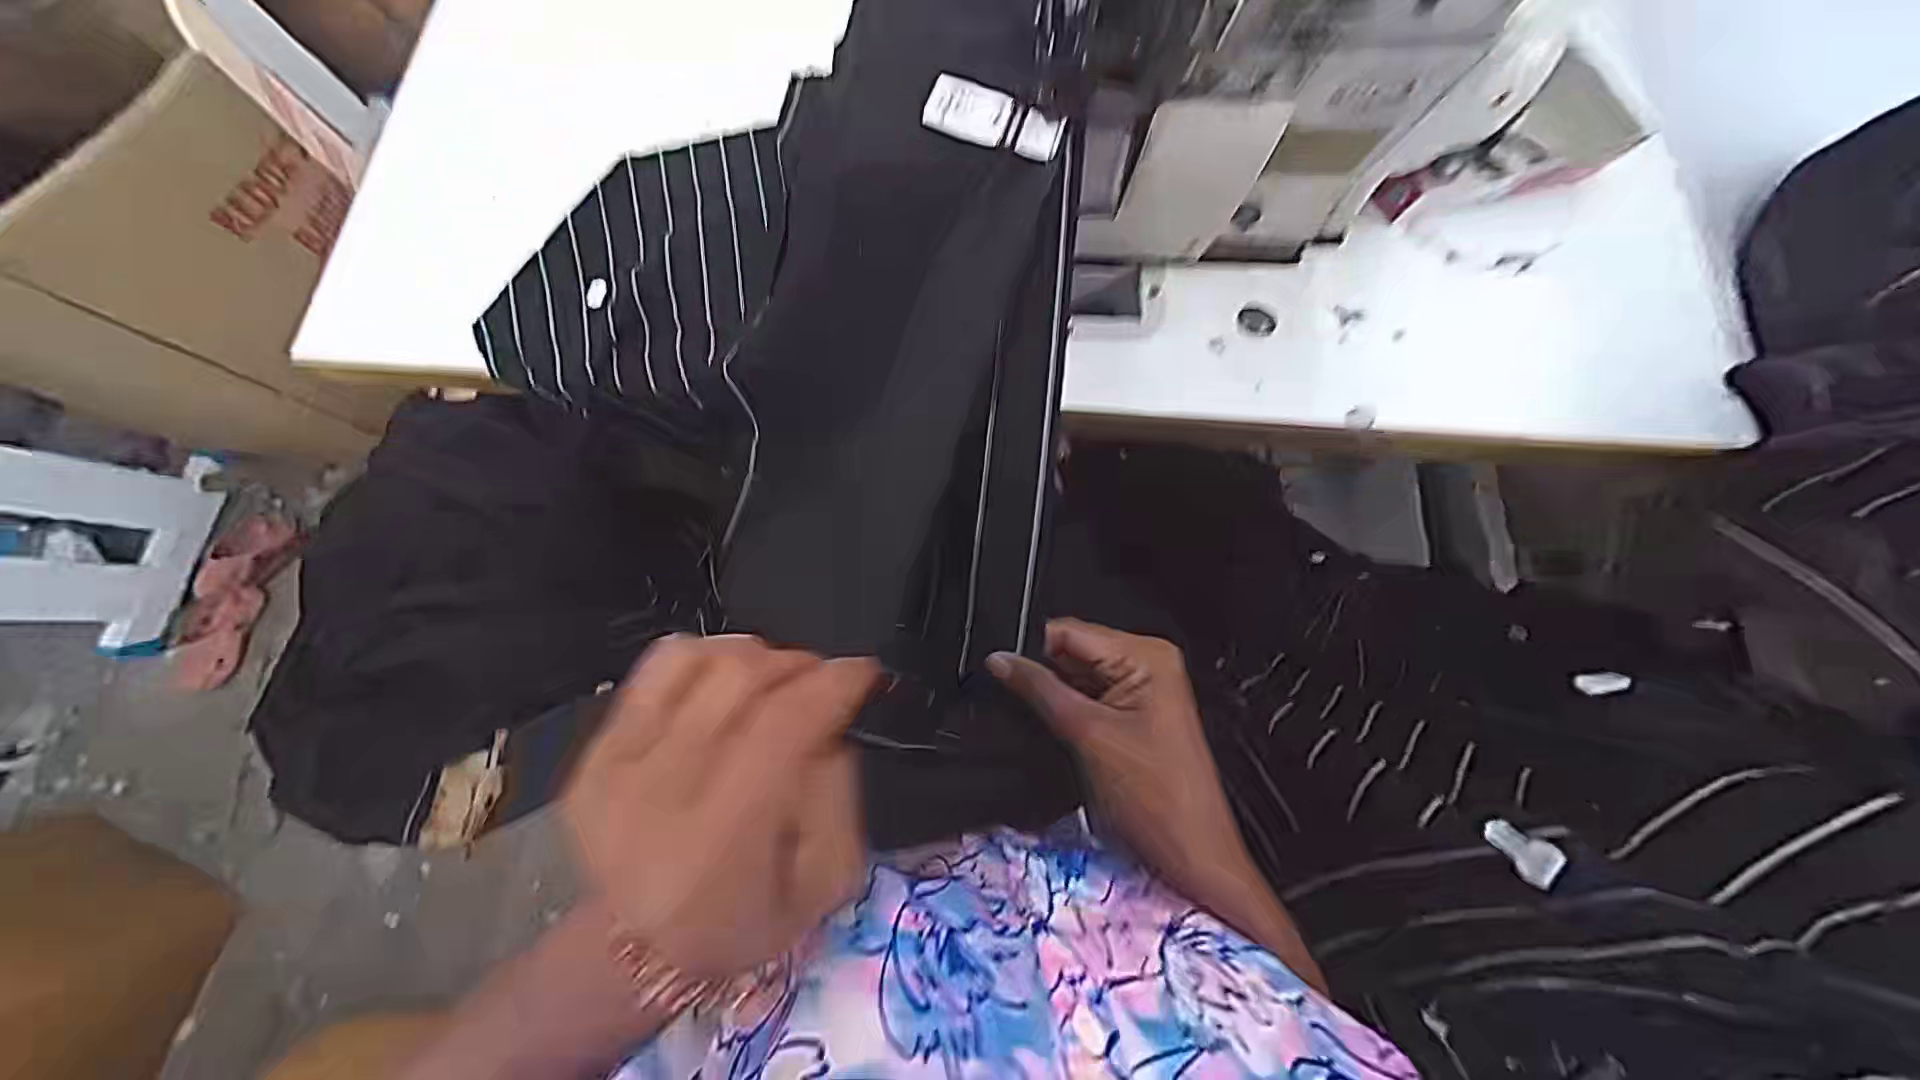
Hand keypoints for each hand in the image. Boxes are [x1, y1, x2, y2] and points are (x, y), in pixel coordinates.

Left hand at [565, 635, 879, 978]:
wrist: (635, 951)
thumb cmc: (742, 924)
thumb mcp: (823, 883)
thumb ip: (839, 797)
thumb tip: (829, 726)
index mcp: (719, 842)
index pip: (782, 724)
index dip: (833, 682)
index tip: (864, 673)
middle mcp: (659, 794)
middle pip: (744, 678)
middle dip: (802, 665)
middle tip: (824, 683)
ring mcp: (617, 765)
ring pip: (703, 659)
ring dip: (759, 657)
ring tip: (779, 682)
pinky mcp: (596, 749)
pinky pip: (659, 665)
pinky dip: (708, 655)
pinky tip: (728, 680)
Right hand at [990, 620, 1326, 992]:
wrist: (1192, 857)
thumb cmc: (1156, 799)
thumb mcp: (1086, 733)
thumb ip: (1038, 689)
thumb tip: (999, 659)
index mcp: (1146, 655)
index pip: (1069, 630)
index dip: (1030, 648)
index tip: (998, 670)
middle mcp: (1147, 662)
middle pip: (1072, 650)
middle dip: (1042, 673)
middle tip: (1016, 700)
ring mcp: (1142, 688)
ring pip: (1076, 675)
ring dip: (1054, 694)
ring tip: (1044, 722)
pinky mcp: (1135, 713)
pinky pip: (1089, 696)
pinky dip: (1069, 710)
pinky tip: (1060, 731)